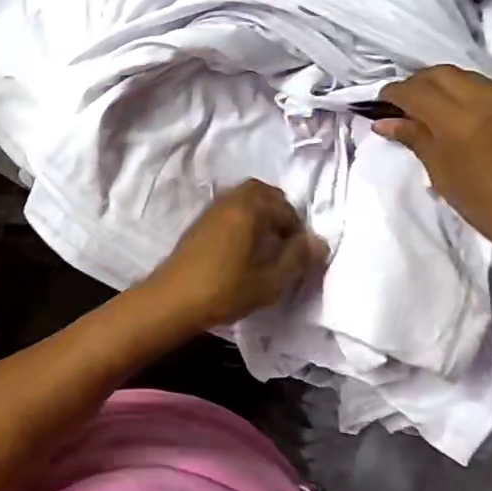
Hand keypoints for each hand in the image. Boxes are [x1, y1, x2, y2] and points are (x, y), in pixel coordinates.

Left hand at [140, 180, 327, 330]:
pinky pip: (227, 209)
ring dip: (258, 213)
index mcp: (248, 208)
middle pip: (260, 192)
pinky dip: (241, 219)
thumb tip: (319, 241)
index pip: (284, 207)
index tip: (299, 252)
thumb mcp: (271, 281)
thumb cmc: (225, 289)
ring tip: (266, 245)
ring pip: (241, 199)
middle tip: (285, 239)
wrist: (173, 299)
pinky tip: (243, 248)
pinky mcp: (197, 224)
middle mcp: (228, 201)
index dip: (297, 228)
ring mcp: (209, 211)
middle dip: (278, 210)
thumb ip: (297, 258)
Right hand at [375, 65, 491, 292]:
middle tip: (401, 105)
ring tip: (430, 112)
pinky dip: (469, 96)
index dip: (392, 93)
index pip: (416, 90)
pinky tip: (464, 121)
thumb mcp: (446, 177)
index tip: (378, 104)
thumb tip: (387, 122)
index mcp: (461, 119)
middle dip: (417, 83)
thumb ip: (417, 141)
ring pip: (470, 79)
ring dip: (444, 87)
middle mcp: (490, 102)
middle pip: (443, 74)